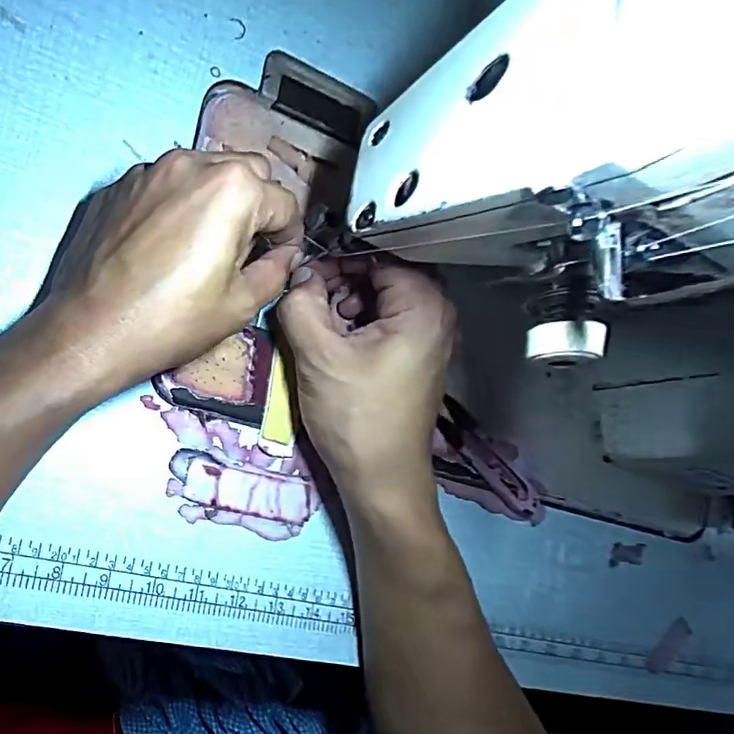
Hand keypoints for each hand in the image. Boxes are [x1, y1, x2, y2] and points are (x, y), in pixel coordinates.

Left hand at [36, 149, 302, 396]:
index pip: (284, 202)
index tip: (278, 258)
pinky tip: (162, 249)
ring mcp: (148, 172)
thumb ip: (275, 271)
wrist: (90, 331)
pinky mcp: (117, 187)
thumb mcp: (239, 306)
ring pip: (202, 174)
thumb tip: (284, 256)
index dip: (289, 235)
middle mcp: (191, 165)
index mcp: (232, 188)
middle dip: (255, 208)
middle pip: (247, 173)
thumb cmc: (167, 323)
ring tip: (200, 250)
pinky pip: (162, 187)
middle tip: (243, 253)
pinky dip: (174, 207)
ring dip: (214, 202)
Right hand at [276, 257, 454, 497]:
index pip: (377, 256)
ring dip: (346, 305)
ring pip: (381, 300)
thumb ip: (300, 303)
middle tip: (309, 304)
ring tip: (320, 328)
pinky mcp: (415, 359)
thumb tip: (297, 274)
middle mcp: (437, 315)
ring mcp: (428, 338)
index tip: (304, 279)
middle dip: (341, 283)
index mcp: (424, 305)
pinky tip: (335, 346)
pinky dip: (357, 326)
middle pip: (382, 275)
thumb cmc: (355, 418)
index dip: (336, 261)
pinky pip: (385, 324)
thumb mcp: (318, 356)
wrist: (381, 478)